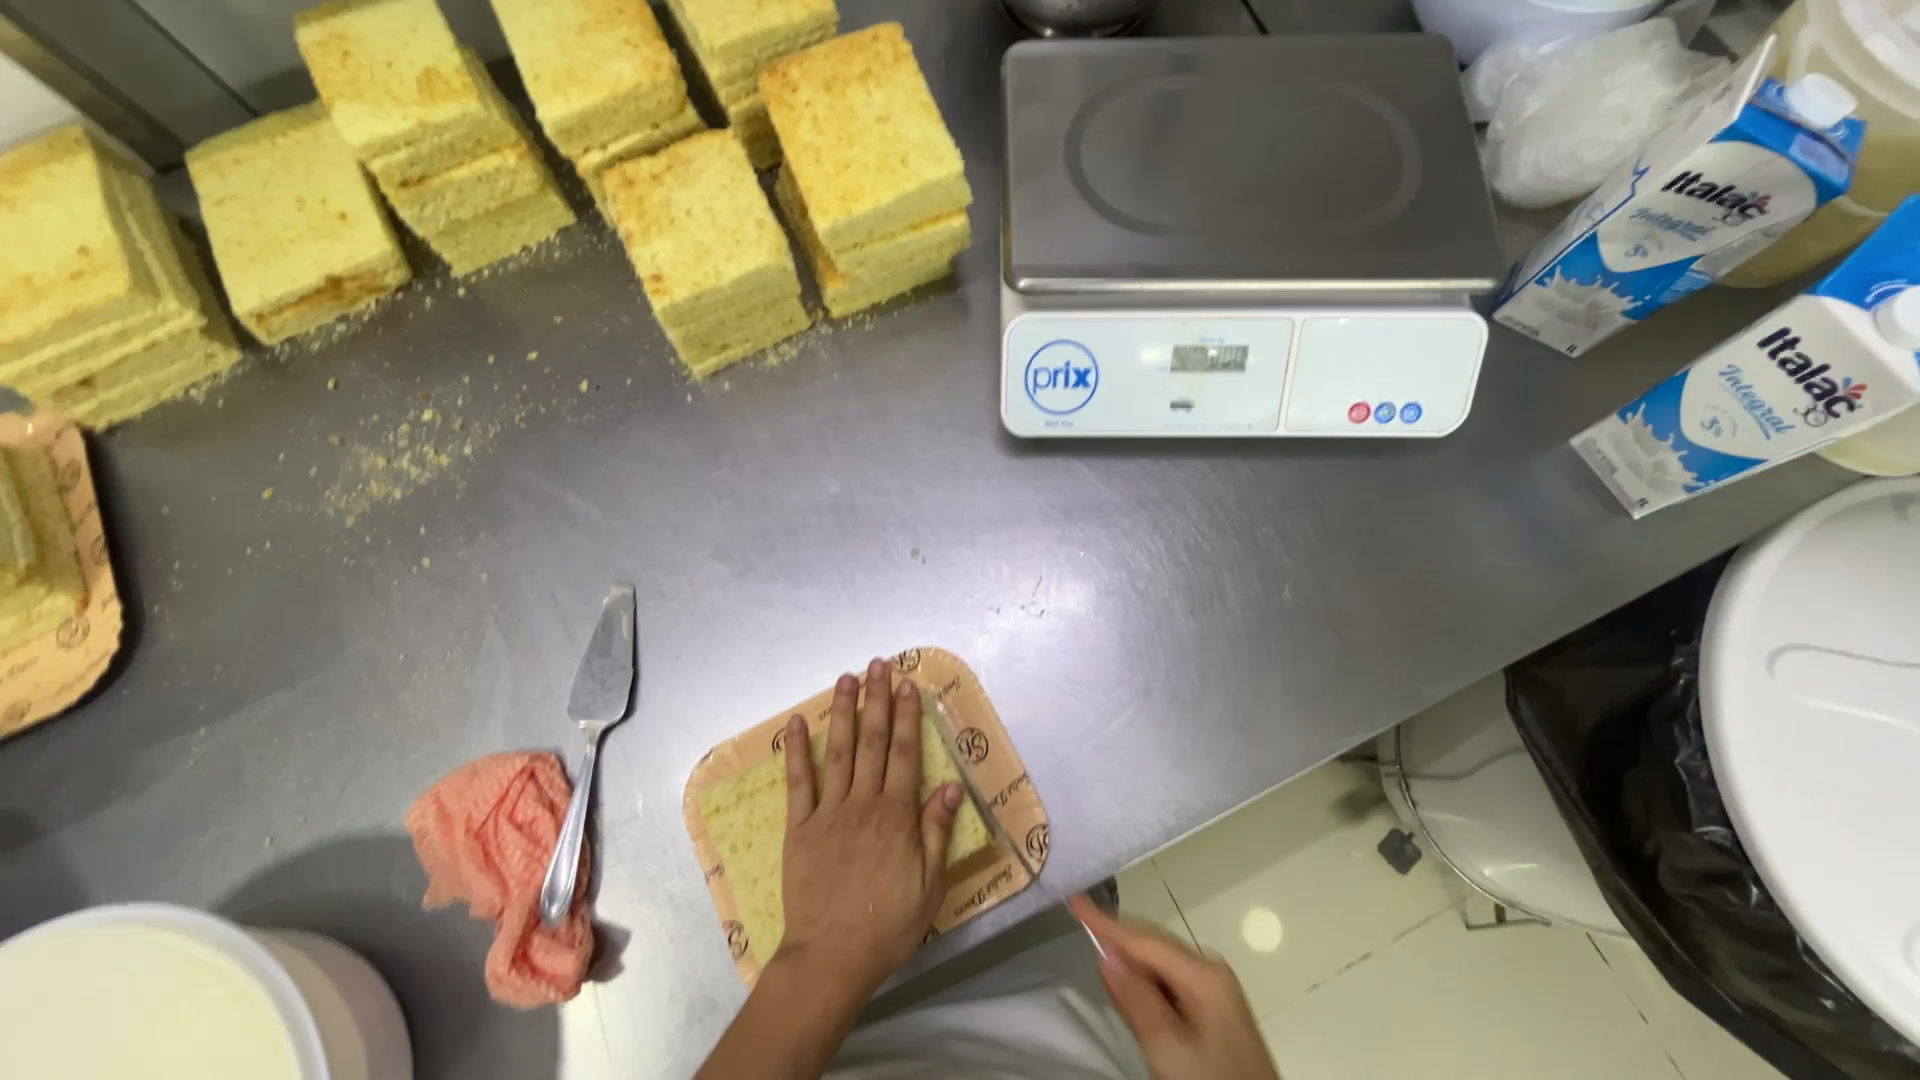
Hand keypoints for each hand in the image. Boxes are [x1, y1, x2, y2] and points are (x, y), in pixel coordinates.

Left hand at [774, 658, 962, 1000]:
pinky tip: (797, 723)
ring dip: (843, 713)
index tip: (907, 684)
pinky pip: (798, 783)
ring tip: (846, 678)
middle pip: (873, 743)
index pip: (906, 754)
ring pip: (839, 752)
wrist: (832, 957)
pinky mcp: (799, 828)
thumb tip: (949, 785)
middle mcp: (864, 804)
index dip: (907, 716)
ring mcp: (828, 813)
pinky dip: (797, 751)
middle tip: (878, 664)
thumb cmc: (888, 925)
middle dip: (877, 701)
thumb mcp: (930, 885)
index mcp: (897, 816)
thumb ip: (937, 831)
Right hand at [1071, 894, 1281, 1079]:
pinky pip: (1170, 979)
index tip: (1073, 899)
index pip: (1143, 939)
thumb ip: (1136, 999)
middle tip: (1080, 925)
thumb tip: (1105, 953)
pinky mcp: (1214, 1008)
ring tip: (1096, 947)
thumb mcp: (1168, 1050)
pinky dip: (1145, 978)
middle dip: (1117, 935)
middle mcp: (1211, 970)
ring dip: (1129, 957)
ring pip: (1160, 961)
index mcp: (1203, 974)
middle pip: (1153, 943)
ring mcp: (1215, 988)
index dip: (1105, 921)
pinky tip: (1129, 984)